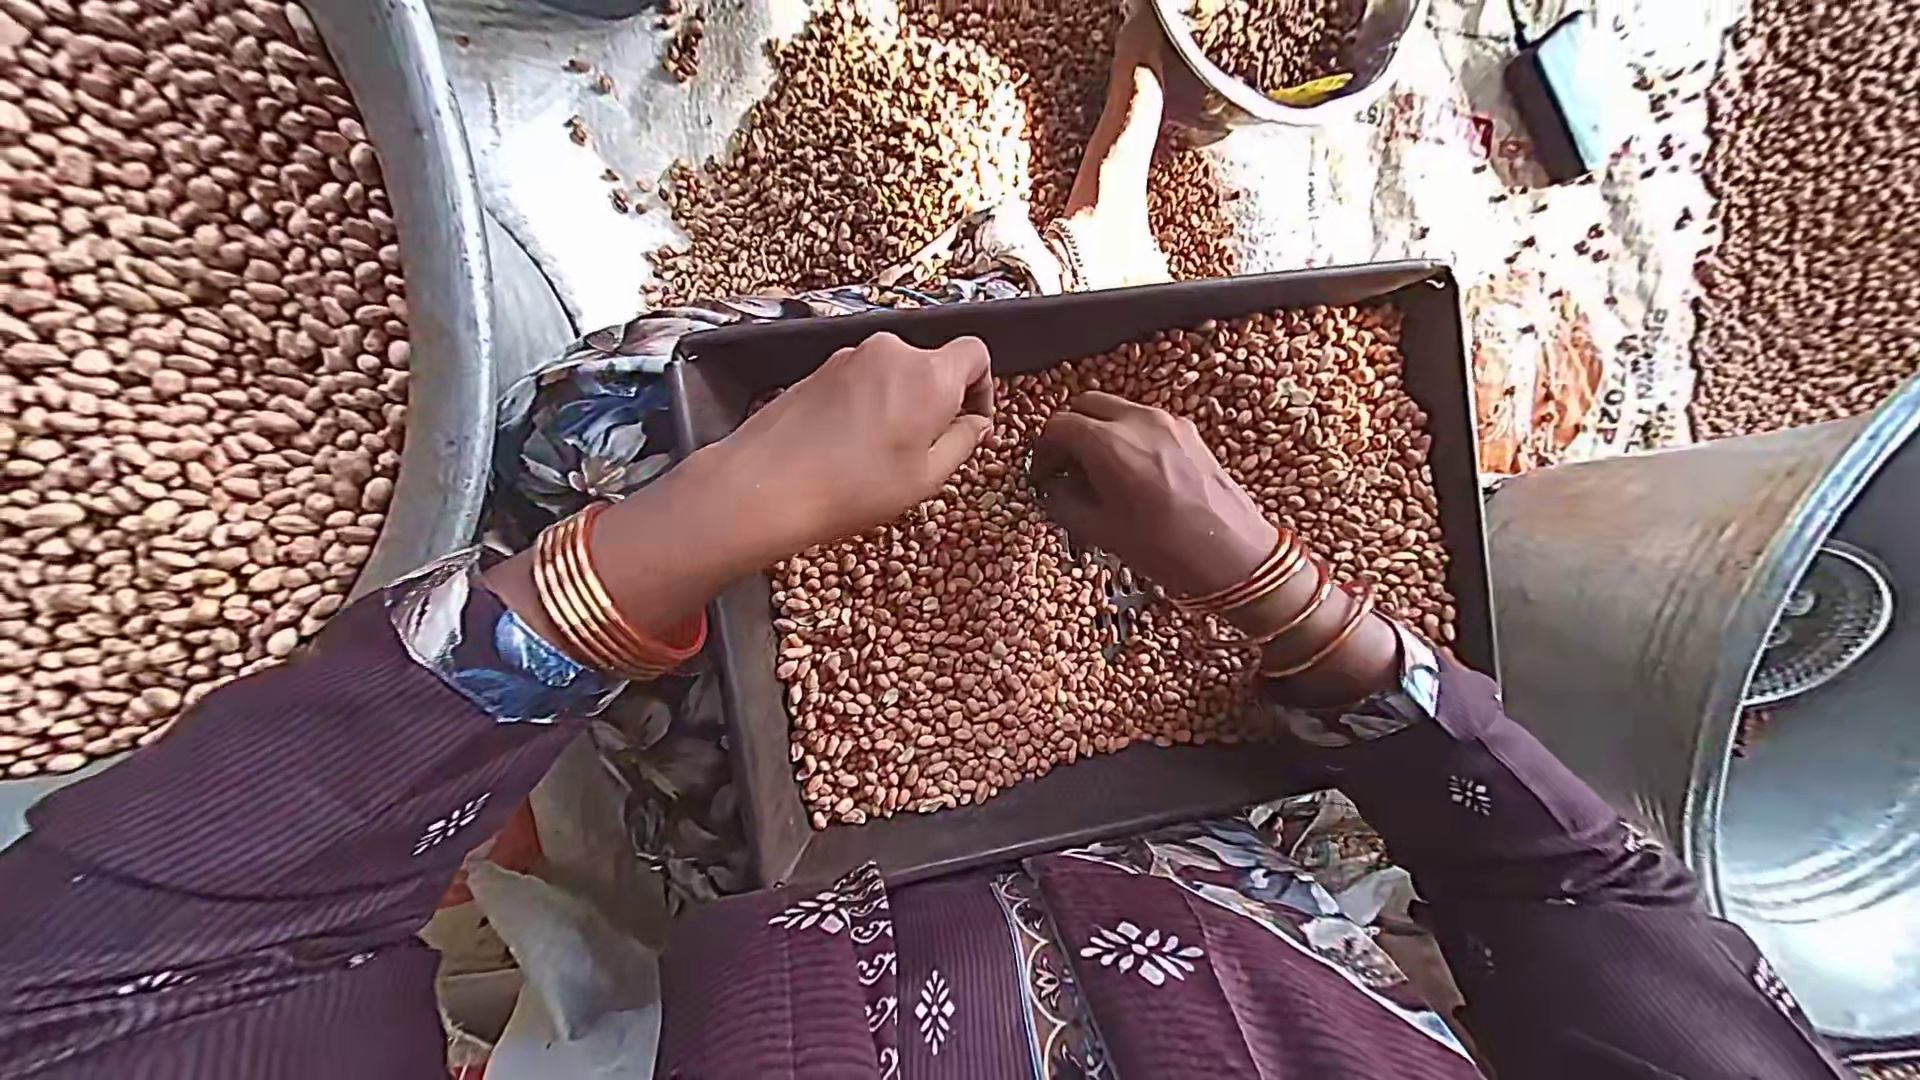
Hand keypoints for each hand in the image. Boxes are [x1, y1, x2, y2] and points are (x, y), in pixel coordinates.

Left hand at [710, 331, 993, 559]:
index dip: (983, 389)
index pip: (976, 355)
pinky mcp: (821, 369)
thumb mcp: (927, 476)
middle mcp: (891, 353)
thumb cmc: (851, 487)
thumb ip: (964, 441)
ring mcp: (851, 357)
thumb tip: (976, 425)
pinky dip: (869, 405)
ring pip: (896, 375)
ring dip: (901, 405)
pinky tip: (853, 446)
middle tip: (927, 448)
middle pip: (933, 366)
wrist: (768, 486)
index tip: (972, 420)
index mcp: (929, 375)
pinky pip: (862, 381)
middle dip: (938, 403)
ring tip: (883, 455)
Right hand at [1031, 392, 1274, 596]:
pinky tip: (1130, 472)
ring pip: (1116, 410)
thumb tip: (1052, 487)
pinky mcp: (1188, 432)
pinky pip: (1144, 422)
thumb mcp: (1099, 530)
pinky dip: (1125, 436)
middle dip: (1068, 432)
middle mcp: (1136, 421)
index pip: (1057, 425)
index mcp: (1108, 444)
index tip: (1043, 473)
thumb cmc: (1163, 547)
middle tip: (1064, 465)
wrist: (1231, 555)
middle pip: (1085, 405)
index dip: (1042, 449)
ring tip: (1097, 471)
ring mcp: (1167, 422)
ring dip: (1097, 432)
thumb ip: (1063, 501)